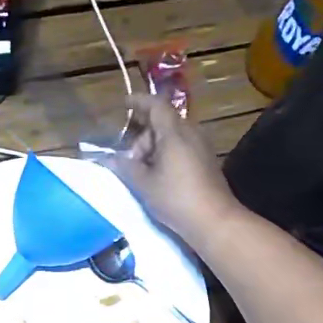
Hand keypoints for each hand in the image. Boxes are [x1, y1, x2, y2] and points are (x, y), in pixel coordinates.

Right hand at [113, 94, 241, 242]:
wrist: (214, 220)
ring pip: (172, 137)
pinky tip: (160, 177)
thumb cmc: (176, 198)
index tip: (124, 104)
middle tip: (130, 162)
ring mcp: (201, 147)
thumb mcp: (144, 184)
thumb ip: (125, 167)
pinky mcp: (206, 161)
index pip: (156, 105)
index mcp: (174, 132)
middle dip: (143, 138)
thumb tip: (108, 159)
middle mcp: (190, 133)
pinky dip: (167, 155)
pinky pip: (182, 148)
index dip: (139, 101)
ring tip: (143, 173)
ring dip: (154, 148)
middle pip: (162, 123)